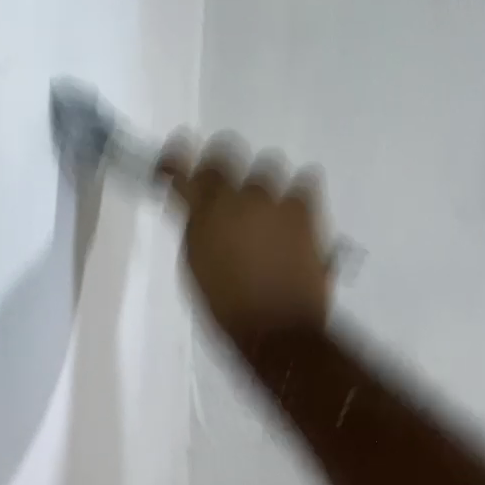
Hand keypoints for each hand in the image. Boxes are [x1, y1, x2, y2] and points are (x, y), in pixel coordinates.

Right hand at [157, 132, 334, 345]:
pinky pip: (304, 183)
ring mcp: (275, 200)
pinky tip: (294, 217)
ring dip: (264, 186)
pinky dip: (298, 196)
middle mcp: (237, 197)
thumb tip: (198, 208)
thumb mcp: (196, 264)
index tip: (177, 163)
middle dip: (224, 170)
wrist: (275, 329)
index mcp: (203, 213)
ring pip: (267, 168)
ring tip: (267, 214)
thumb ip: (198, 227)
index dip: (178, 160)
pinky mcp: (307, 210)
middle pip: (227, 155)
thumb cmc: (226, 306)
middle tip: (228, 193)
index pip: (184, 168)